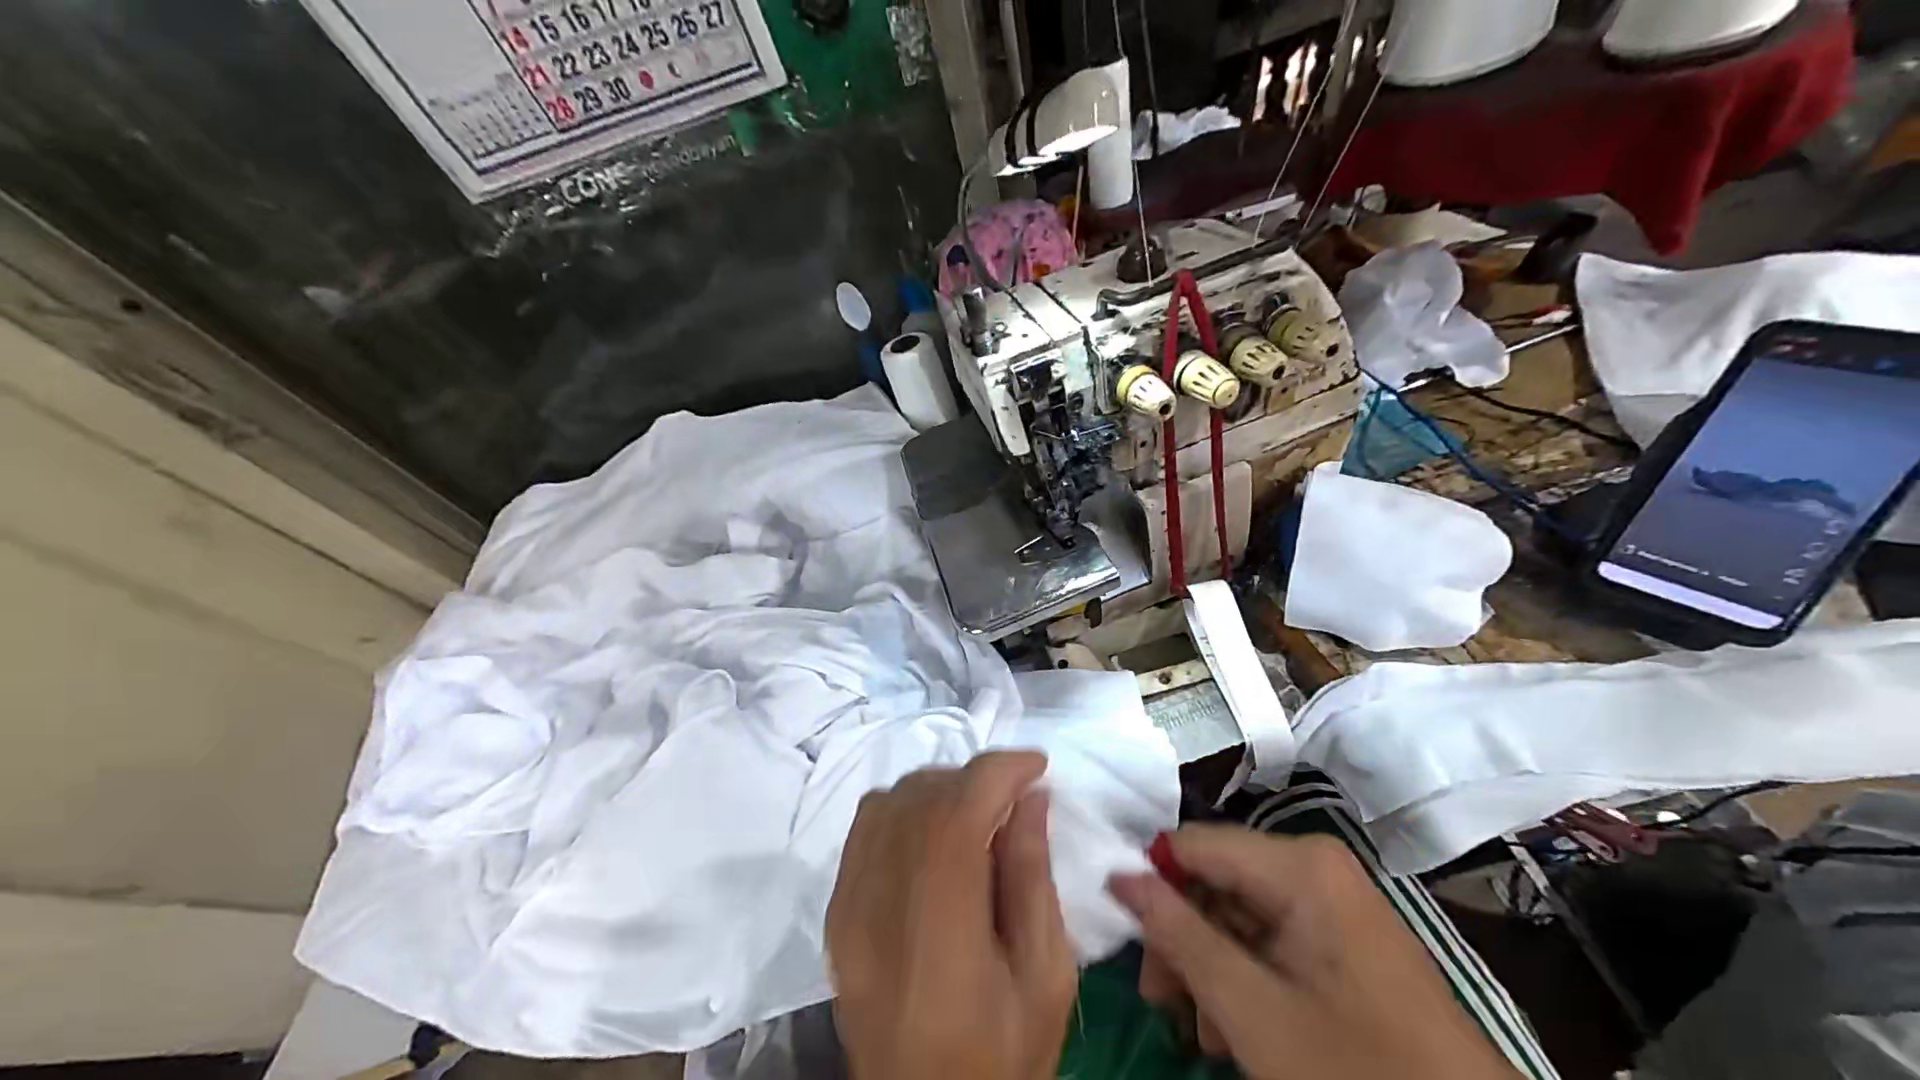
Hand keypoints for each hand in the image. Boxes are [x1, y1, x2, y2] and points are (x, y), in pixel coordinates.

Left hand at [826, 752, 1076, 1079]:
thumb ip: (1032, 876)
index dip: (1000, 770)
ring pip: (889, 800)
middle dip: (976, 779)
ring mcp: (848, 904)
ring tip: (977, 818)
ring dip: (939, 791)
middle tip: (1015, 802)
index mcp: (941, 923)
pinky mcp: (836, 911)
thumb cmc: (999, 1055)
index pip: (959, 807)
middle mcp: (881, 901)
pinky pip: (865, 828)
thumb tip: (1029, 798)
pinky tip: (933, 839)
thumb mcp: (1045, 976)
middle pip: (922, 796)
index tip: (1038, 768)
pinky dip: (904, 811)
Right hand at [1110, 827, 1519, 1079]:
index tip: (1128, 941)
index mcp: (1299, 865)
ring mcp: (1332, 899)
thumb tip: (1118, 874)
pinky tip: (1238, 1027)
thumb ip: (1178, 934)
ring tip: (1203, 1030)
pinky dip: (1244, 974)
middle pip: (1214, 879)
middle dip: (1182, 939)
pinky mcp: (1342, 935)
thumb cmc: (1356, 1069)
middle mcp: (1315, 865)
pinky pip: (1270, 935)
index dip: (1151, 885)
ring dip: (1209, 965)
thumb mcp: (1252, 1008)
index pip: (1191, 844)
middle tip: (1162, 1000)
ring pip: (1236, 911)